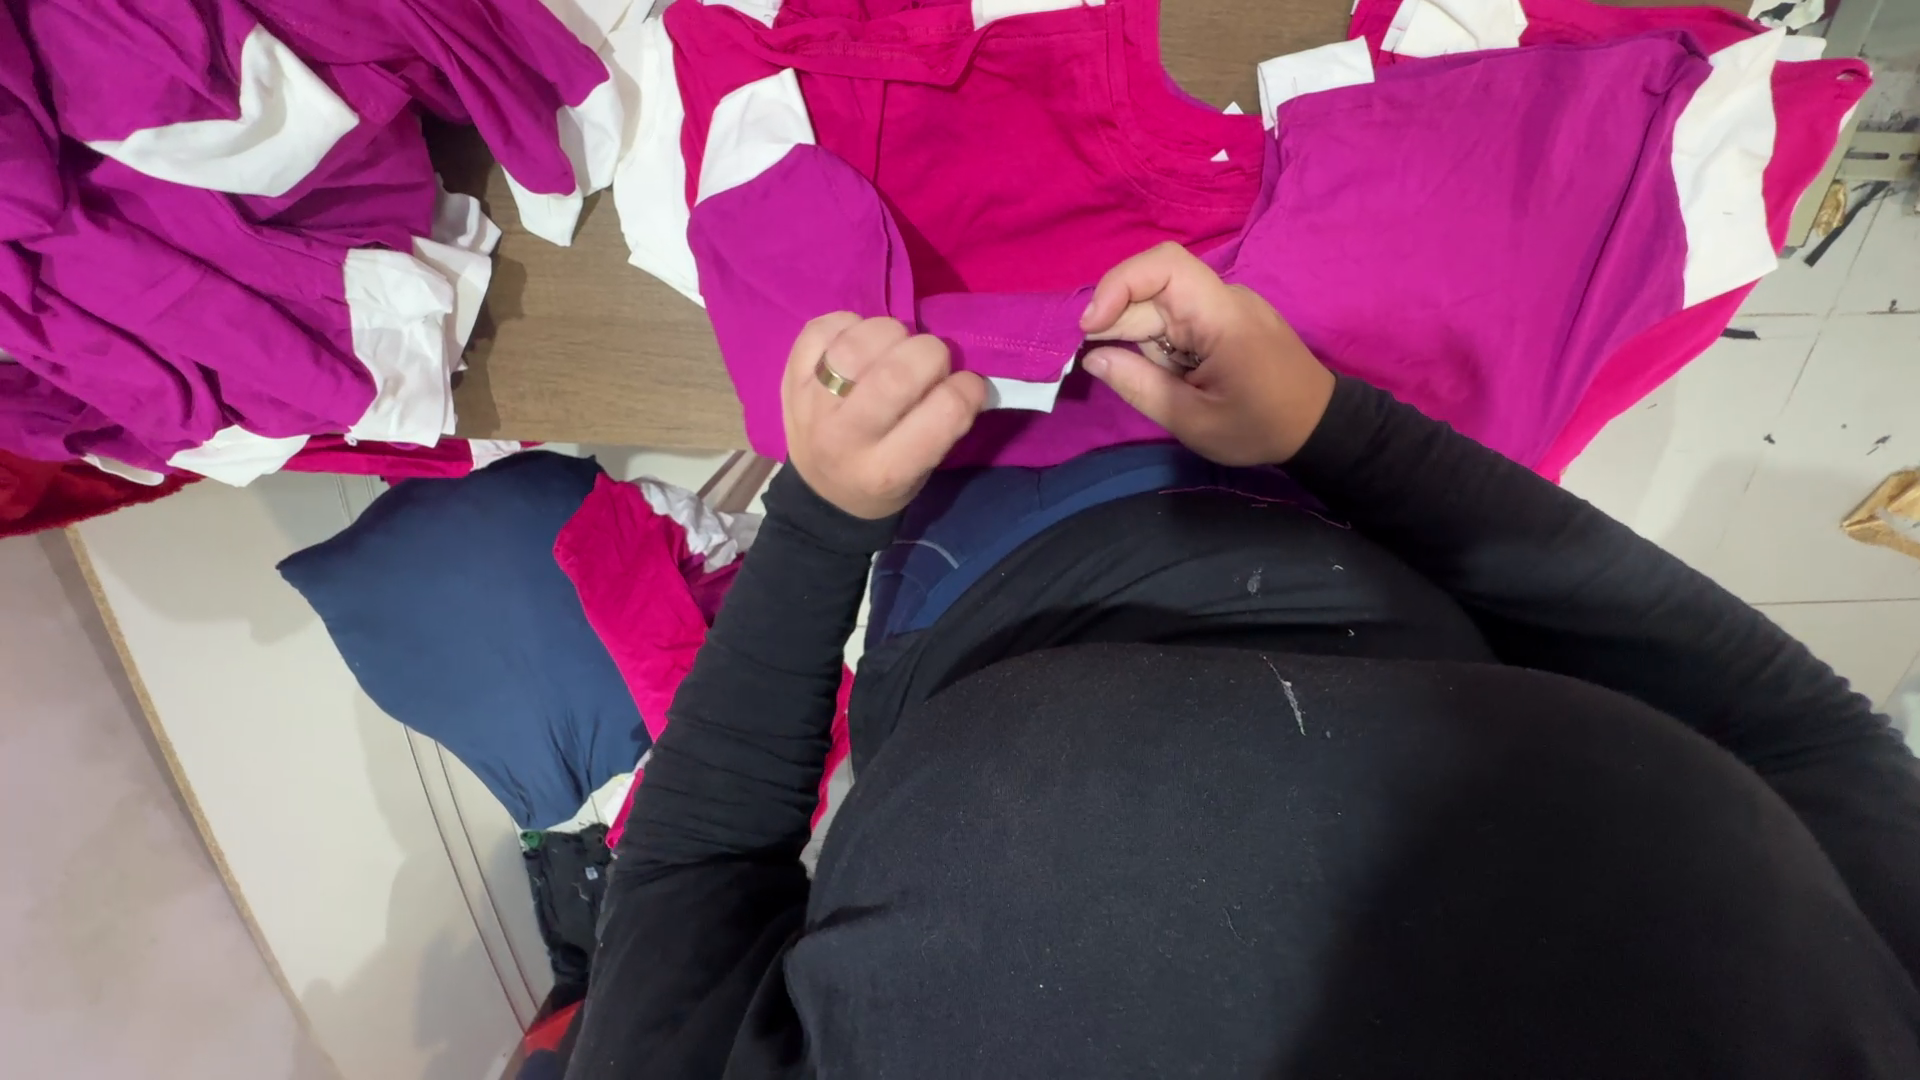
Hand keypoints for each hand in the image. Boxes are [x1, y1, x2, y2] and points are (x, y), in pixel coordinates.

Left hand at [781, 313, 988, 518]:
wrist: (823, 494)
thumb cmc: (887, 481)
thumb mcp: (924, 471)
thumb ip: (945, 423)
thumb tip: (964, 368)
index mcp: (888, 470)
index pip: (945, 411)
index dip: (969, 387)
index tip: (967, 384)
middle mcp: (846, 438)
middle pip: (899, 373)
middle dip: (931, 352)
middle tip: (930, 361)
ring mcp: (811, 407)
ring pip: (857, 343)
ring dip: (890, 332)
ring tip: (895, 346)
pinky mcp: (790, 379)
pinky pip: (820, 328)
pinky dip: (848, 323)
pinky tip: (859, 341)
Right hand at [1079, 242, 1334, 465]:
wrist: (1318, 427)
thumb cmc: (1258, 427)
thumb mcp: (1191, 419)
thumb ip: (1138, 385)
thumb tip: (1093, 356)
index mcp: (1221, 317)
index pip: (1162, 265)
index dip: (1117, 284)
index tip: (1090, 327)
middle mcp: (1222, 299)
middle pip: (1154, 290)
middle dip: (1119, 324)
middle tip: (1105, 366)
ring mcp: (1225, 307)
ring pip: (1161, 306)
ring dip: (1138, 339)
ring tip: (1151, 379)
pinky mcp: (1224, 320)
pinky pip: (1177, 318)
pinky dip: (1156, 342)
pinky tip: (1165, 373)